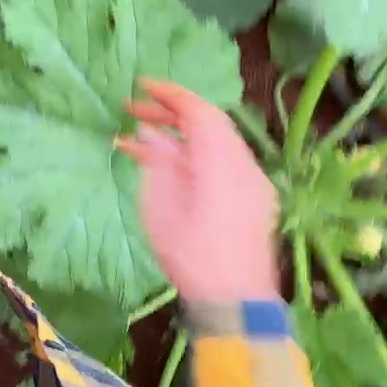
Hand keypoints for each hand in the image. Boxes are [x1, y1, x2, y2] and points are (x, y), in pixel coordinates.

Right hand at [118, 79, 278, 303]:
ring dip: (181, 134)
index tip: (141, 86)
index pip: (199, 112)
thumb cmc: (191, 254)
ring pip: (216, 142)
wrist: (236, 300)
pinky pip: (222, 161)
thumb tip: (149, 132)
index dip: (170, 95)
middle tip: (133, 111)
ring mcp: (252, 182)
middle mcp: (243, 165)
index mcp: (221, 164)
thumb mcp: (160, 206)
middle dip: (172, 113)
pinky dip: (194, 153)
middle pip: (210, 124)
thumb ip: (157, 162)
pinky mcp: (253, 198)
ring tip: (143, 138)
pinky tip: (166, 163)